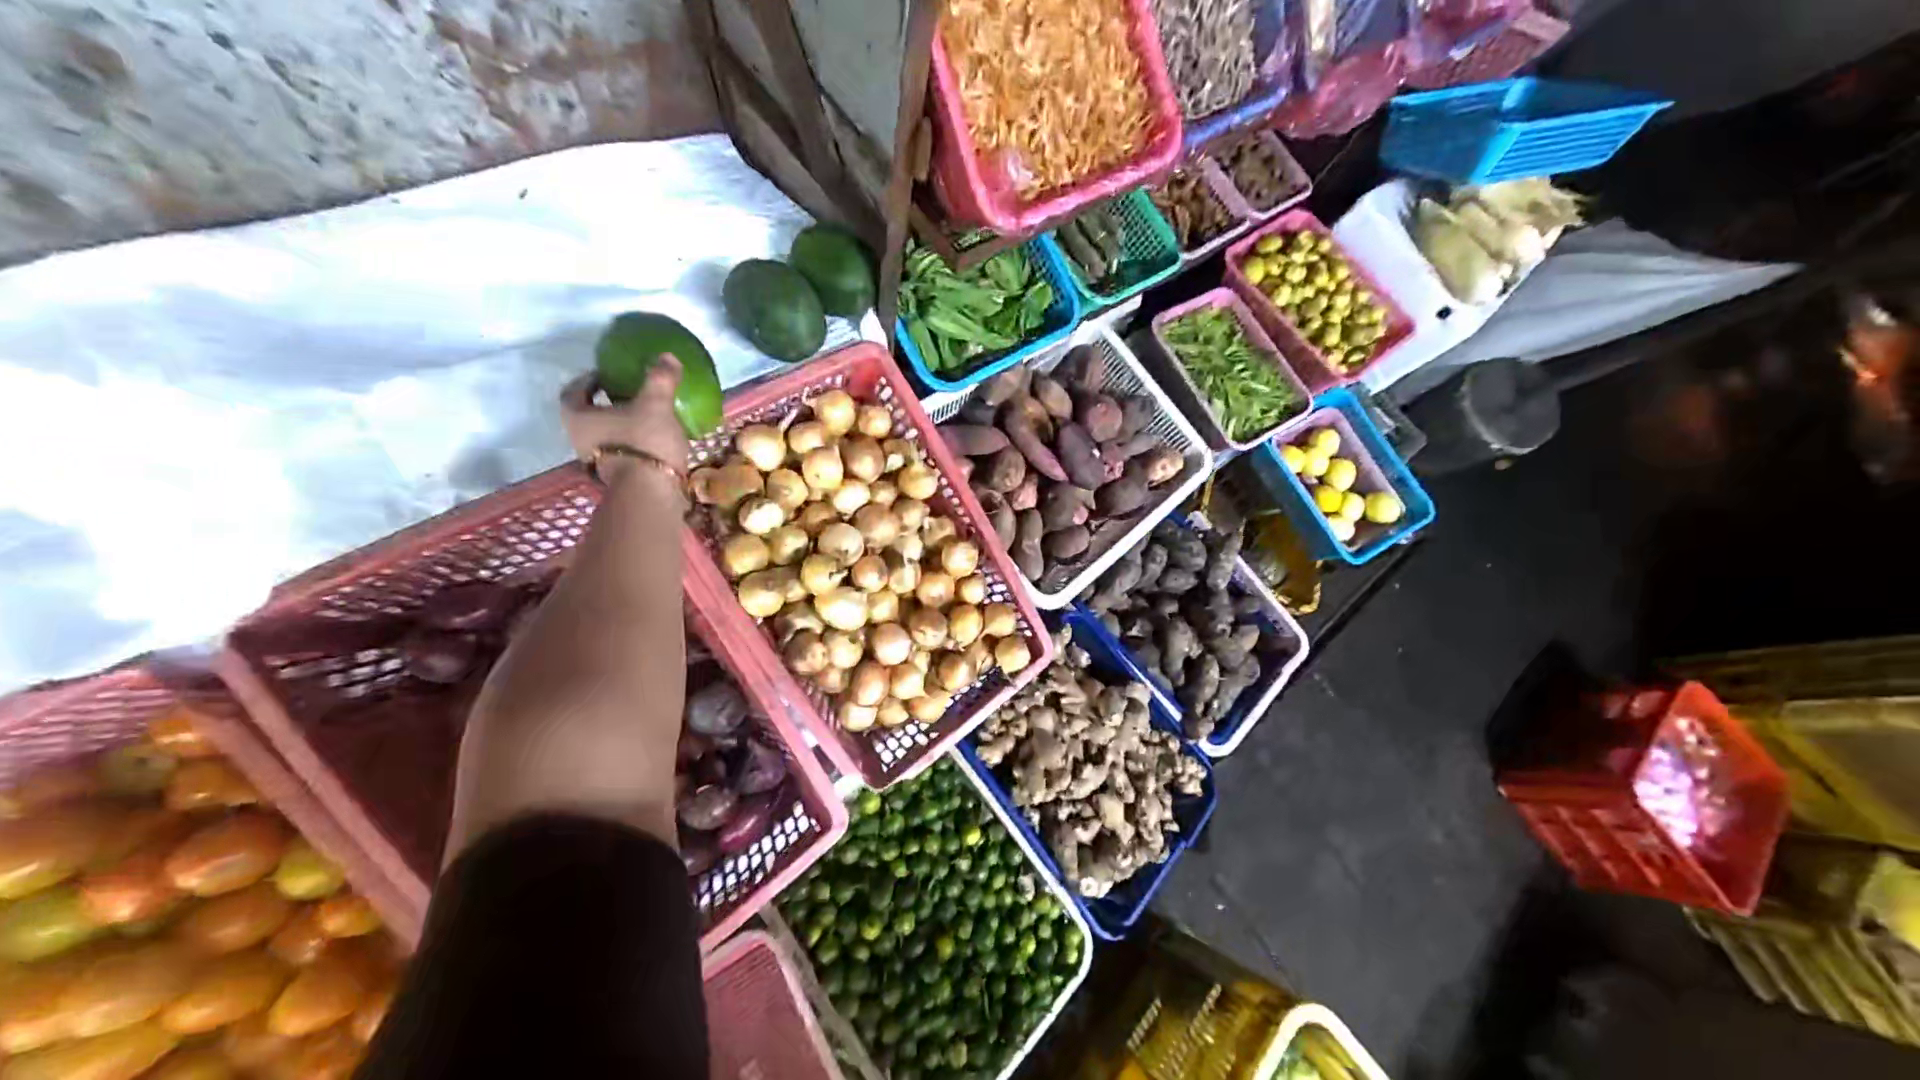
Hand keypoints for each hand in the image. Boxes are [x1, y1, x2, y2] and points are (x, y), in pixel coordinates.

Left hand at [560, 355, 688, 484]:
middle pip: (587, 415)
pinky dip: (631, 442)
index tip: (605, 375)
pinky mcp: (615, 476)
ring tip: (643, 415)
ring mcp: (596, 461)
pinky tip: (651, 438)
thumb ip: (660, 379)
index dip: (587, 380)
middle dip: (605, 403)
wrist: (650, 491)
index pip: (573, 392)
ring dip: (619, 425)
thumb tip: (668, 356)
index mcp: (578, 417)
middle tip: (626, 393)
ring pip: (604, 435)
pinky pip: (619, 451)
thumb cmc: (643, 441)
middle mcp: (579, 439)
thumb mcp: (655, 404)